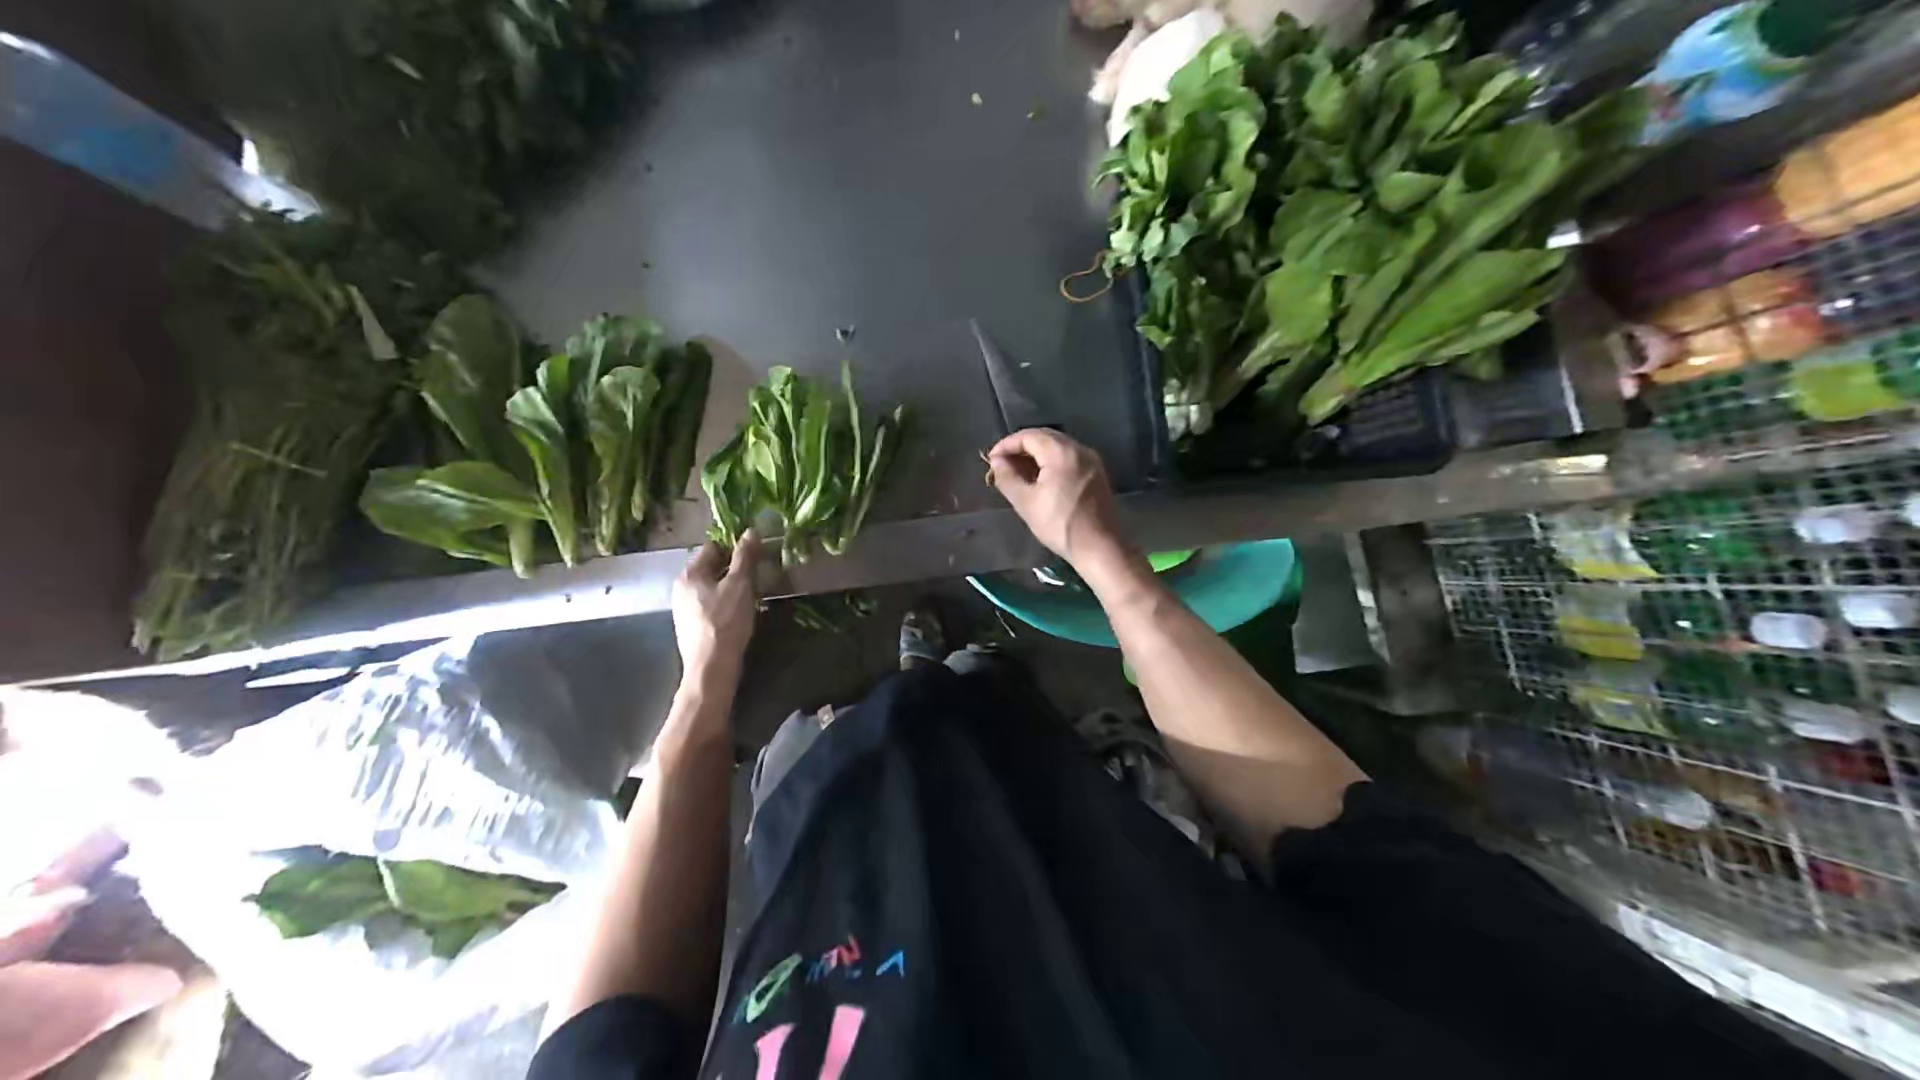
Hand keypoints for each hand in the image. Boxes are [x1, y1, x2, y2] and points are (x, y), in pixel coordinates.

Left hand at [672, 530, 760, 681]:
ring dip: (731, 587)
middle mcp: (681, 588)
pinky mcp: (691, 626)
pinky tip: (739, 614)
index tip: (756, 554)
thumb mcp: (741, 585)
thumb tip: (751, 531)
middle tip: (758, 574)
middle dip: (735, 568)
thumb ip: (745, 556)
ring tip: (752, 594)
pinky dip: (725, 603)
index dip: (735, 547)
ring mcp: (684, 609)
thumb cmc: (725, 621)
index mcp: (689, 573)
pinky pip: (710, 604)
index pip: (713, 546)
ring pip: (712, 587)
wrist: (711, 667)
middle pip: (711, 567)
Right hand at [987, 429, 1125, 567]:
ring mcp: (1091, 460)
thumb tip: (997, 462)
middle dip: (1021, 447)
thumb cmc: (1059, 525)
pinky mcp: (1097, 473)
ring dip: (1036, 454)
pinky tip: (1041, 478)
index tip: (991, 460)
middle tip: (1002, 464)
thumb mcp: (1026, 503)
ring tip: (1018, 471)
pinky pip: (1069, 457)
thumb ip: (1008, 478)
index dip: (1006, 445)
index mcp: (1061, 453)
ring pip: (1058, 446)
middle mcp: (1079, 449)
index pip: (1028, 436)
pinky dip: (1051, 461)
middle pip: (1045, 437)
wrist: (1100, 547)